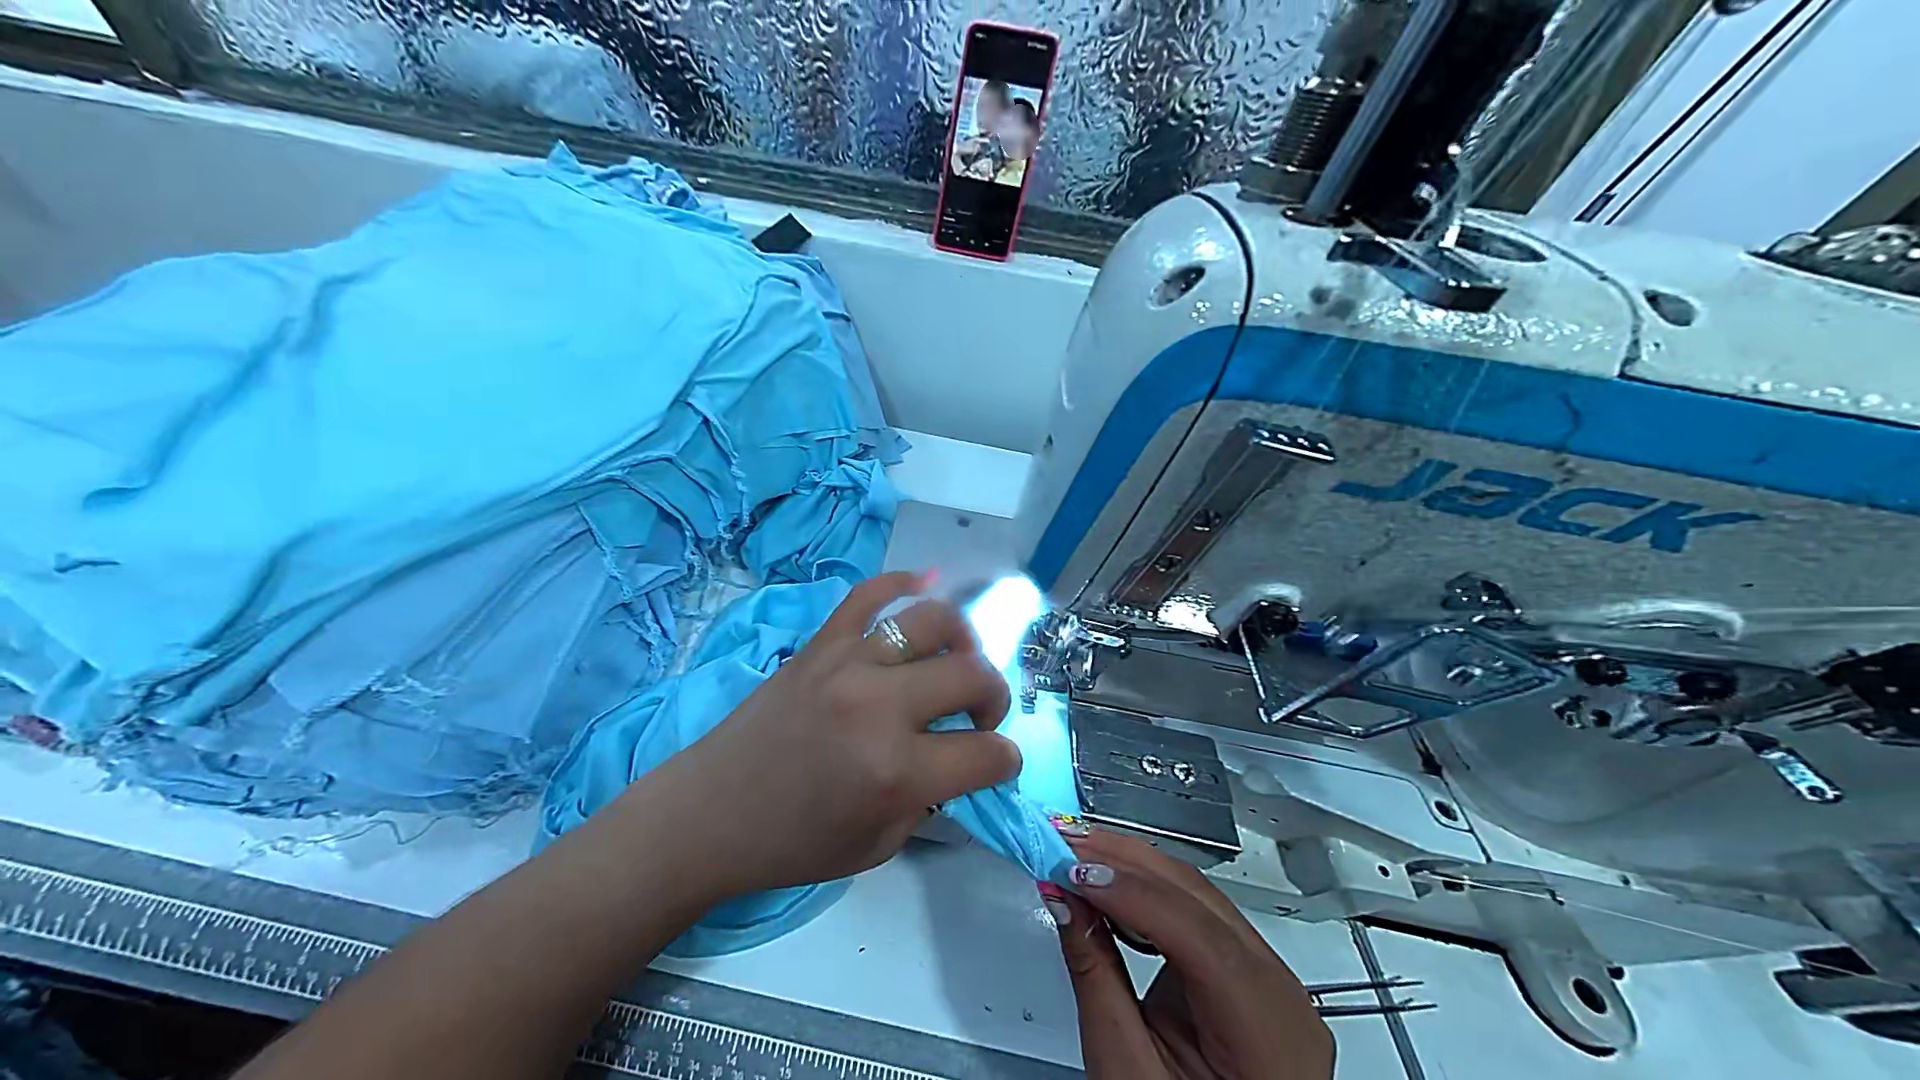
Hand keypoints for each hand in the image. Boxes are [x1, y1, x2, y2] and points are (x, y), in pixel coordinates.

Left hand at [624, 571, 1018, 899]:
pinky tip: (924, 585)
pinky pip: (868, 594)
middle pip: (973, 676)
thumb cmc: (793, 842)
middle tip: (977, 715)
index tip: (995, 762)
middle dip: (994, 697)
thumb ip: (930, 799)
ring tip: (955, 660)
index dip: (1004, 761)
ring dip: (962, 641)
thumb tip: (962, 757)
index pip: (988, 754)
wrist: (709, 813)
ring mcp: (847, 664)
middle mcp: (879, 707)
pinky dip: (902, 582)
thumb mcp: (878, 844)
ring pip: (933, 621)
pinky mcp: (819, 643)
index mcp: (896, 773)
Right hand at [1045, 830, 1333, 1079]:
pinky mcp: (1244, 966)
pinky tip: (1110, 881)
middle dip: (1125, 863)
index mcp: (1267, 1032)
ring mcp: (1269, 975)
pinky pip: (1195, 910)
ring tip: (1077, 852)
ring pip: (1196, 894)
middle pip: (1199, 900)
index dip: (1132, 894)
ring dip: (1132, 868)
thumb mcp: (1126, 1069)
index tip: (1073, 870)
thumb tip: (1065, 898)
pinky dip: (1147, 891)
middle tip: (1064, 841)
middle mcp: (1281, 992)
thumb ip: (1095, 976)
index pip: (1199, 935)